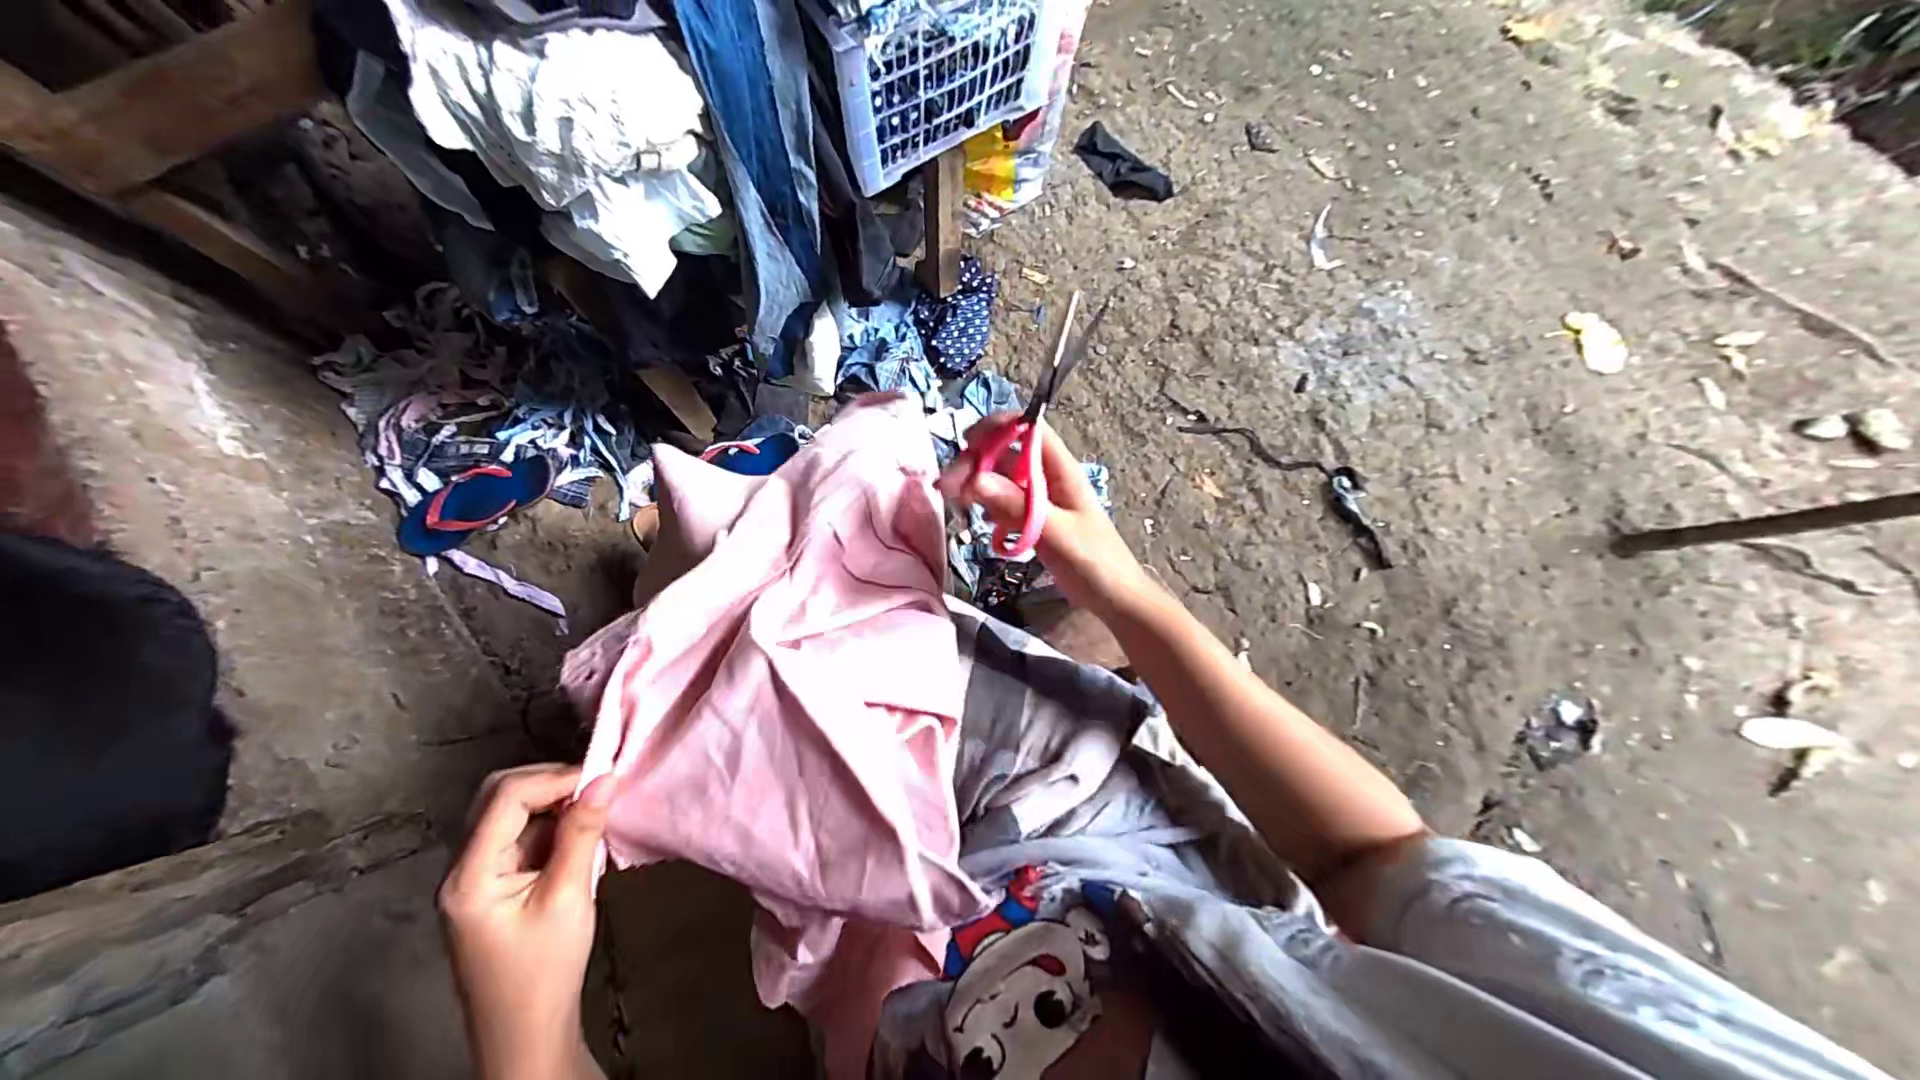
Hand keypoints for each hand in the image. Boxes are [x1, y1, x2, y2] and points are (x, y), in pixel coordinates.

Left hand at [439, 764, 611, 1079]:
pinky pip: (522, 833)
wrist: (527, 1032)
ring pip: (511, 811)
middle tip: (597, 789)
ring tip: (594, 812)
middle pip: (499, 796)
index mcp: (469, 875)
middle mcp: (463, 868)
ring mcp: (476, 875)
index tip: (603, 778)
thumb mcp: (569, 897)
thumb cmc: (545, 971)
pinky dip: (553, 823)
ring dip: (554, 802)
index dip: (555, 778)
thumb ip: (582, 833)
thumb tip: (605, 780)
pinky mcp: (495, 882)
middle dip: (550, 782)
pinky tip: (581, 834)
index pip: (506, 797)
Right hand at [938, 414, 1151, 618]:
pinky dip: (990, 509)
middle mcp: (1049, 478)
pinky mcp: (1034, 521)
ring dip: (979, 487)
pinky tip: (987, 526)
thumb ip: (1015, 505)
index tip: (966, 444)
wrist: (1115, 597)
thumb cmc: (1094, 562)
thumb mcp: (1053, 532)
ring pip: (1002, 479)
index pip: (1028, 429)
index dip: (997, 428)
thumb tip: (975, 479)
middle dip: (976, 463)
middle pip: (1006, 454)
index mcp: (1061, 470)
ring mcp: (1041, 500)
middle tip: (948, 488)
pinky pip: (1005, 504)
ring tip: (961, 505)